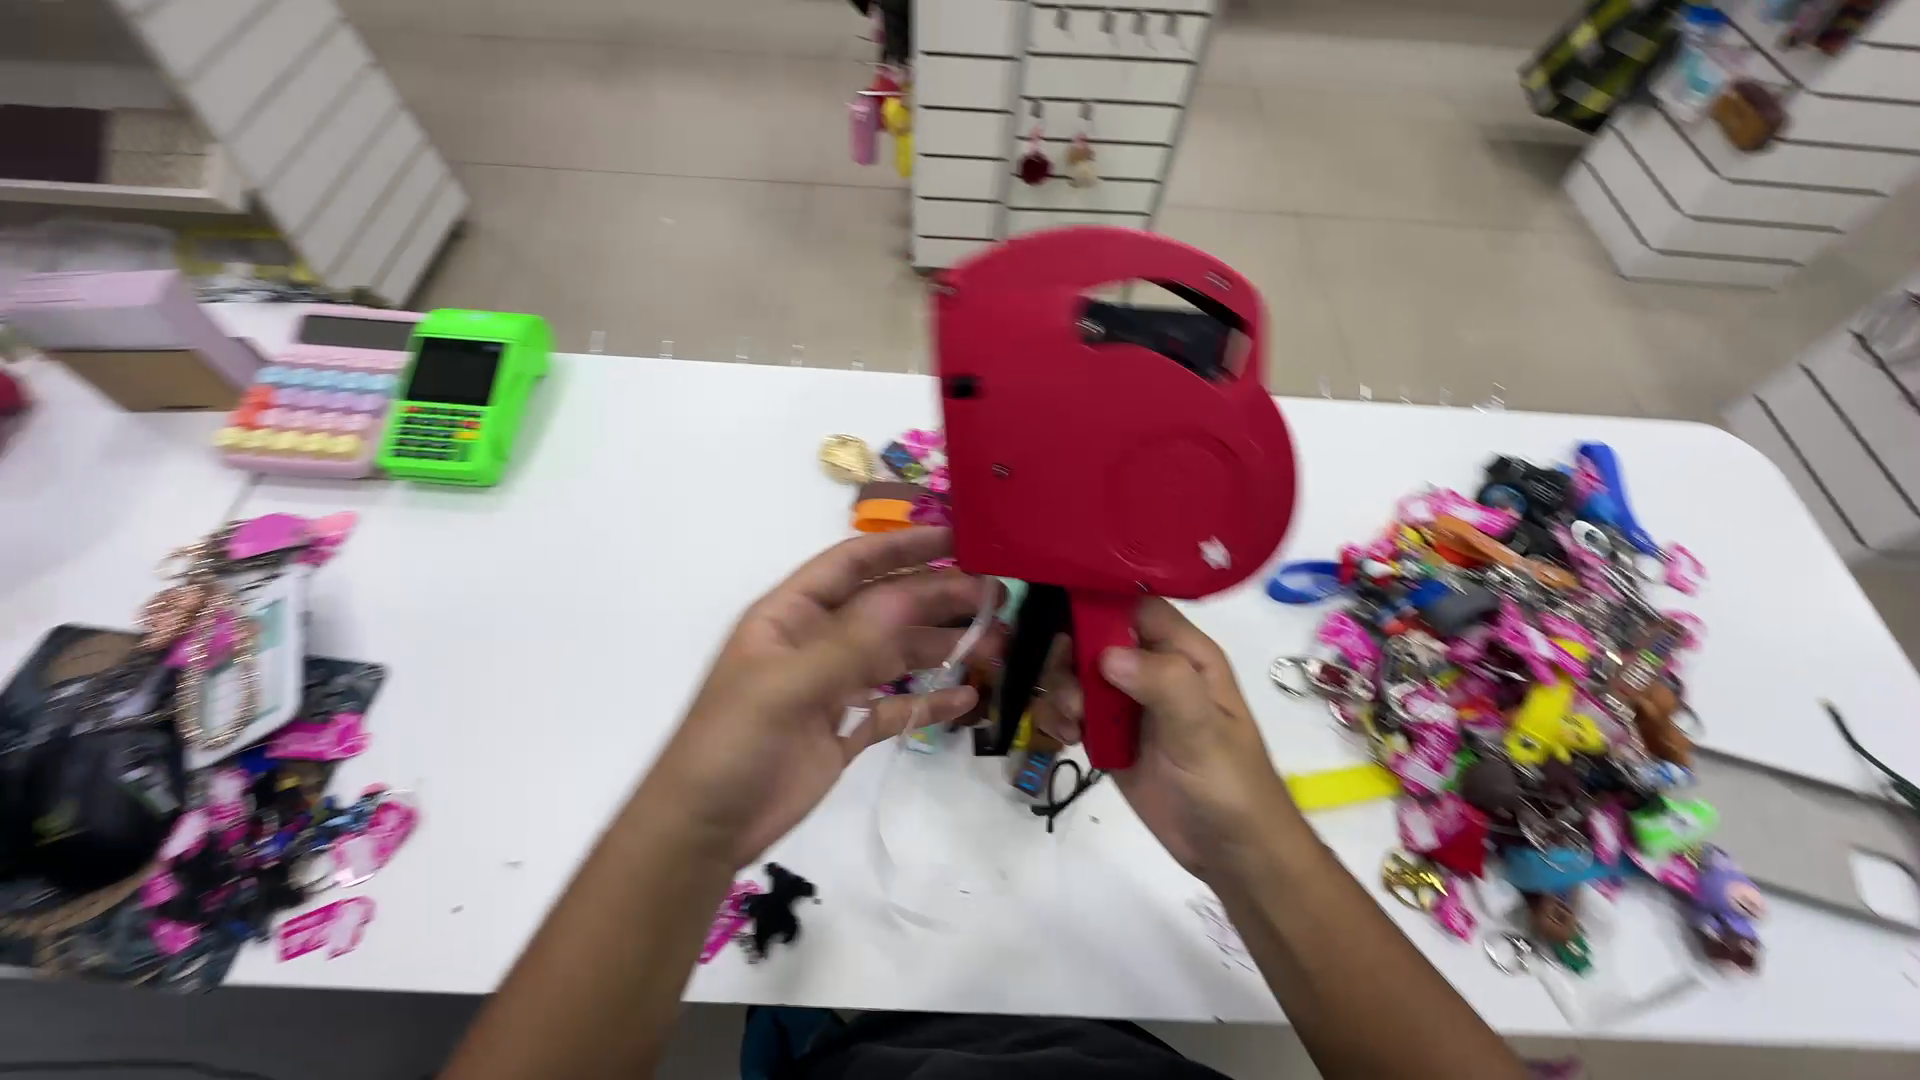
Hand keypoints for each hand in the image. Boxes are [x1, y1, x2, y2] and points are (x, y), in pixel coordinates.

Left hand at [647, 528, 995, 868]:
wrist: (703, 829)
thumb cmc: (732, 744)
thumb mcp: (786, 686)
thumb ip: (851, 643)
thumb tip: (912, 595)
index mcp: (790, 615)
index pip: (852, 565)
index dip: (902, 547)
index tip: (956, 539)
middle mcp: (814, 643)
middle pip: (885, 608)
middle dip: (936, 598)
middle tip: (993, 596)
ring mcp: (831, 688)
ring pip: (896, 655)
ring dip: (941, 647)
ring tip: (994, 642)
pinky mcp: (844, 731)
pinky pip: (895, 707)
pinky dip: (929, 702)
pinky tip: (966, 698)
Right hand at [1036, 598, 1300, 878]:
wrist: (1230, 853)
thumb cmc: (1229, 785)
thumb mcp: (1203, 732)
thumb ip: (1164, 684)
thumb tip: (1106, 655)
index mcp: (1185, 653)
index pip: (1135, 605)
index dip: (1098, 602)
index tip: (1063, 616)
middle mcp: (1154, 667)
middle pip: (1094, 635)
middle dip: (1070, 656)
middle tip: (1071, 694)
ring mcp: (1128, 701)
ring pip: (1075, 670)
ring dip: (1060, 690)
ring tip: (1071, 725)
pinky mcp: (1109, 733)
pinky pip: (1071, 707)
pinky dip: (1058, 716)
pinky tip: (1067, 738)